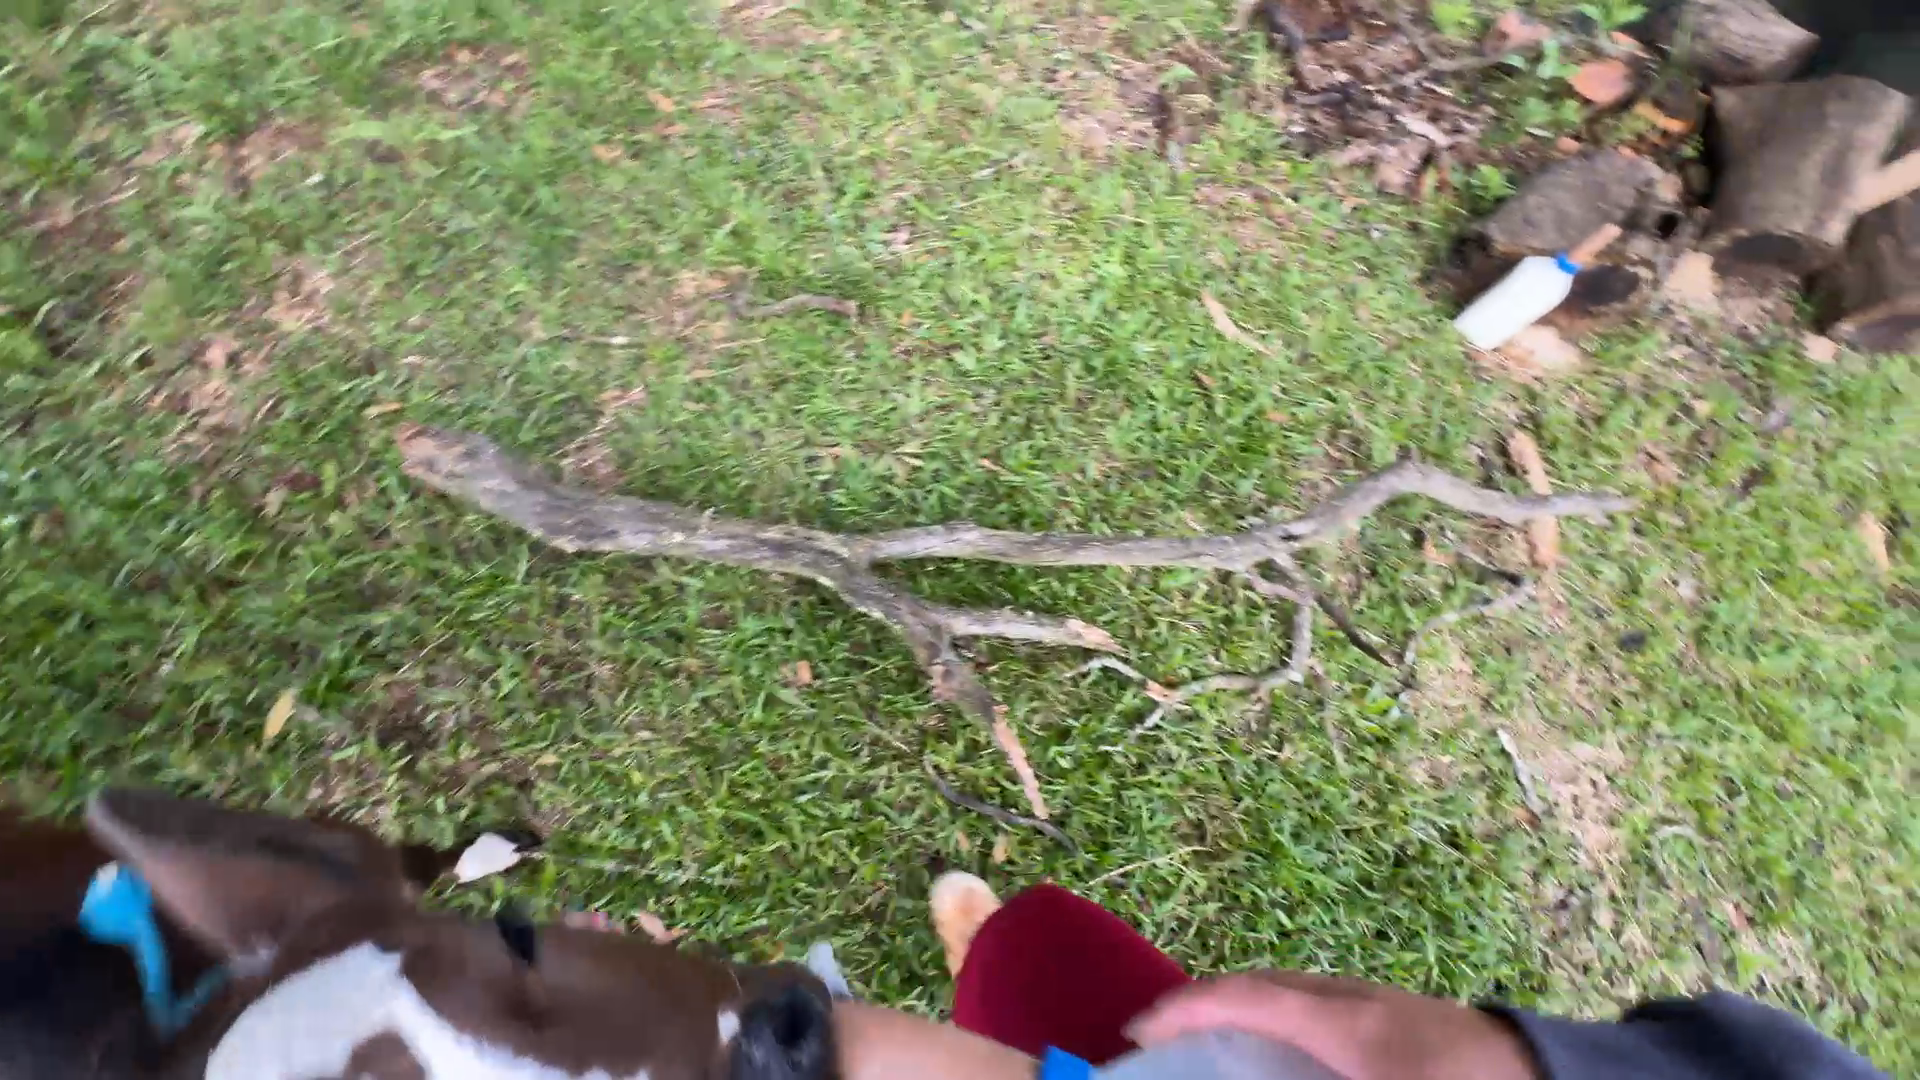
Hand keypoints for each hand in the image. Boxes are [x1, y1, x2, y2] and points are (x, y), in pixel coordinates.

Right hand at [1125, 971, 1538, 1079]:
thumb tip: (1258, 1073)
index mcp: (1335, 1021)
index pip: (1236, 998)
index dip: (1180, 1010)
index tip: (1136, 1031)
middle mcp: (1342, 997)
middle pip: (1253, 984)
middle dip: (1202, 1004)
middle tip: (1164, 1037)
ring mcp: (1369, 1001)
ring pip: (1282, 991)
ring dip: (1238, 1009)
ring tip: (1211, 1043)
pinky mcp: (1391, 1016)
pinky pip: (1309, 1005)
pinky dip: (1275, 1020)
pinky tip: (1284, 1055)